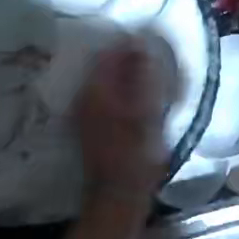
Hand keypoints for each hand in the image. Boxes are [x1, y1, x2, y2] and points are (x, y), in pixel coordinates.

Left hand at [72, 38, 169, 206]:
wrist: (117, 197)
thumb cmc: (137, 156)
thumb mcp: (148, 113)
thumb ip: (145, 76)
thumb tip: (143, 44)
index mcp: (95, 91)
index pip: (108, 51)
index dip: (130, 43)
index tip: (152, 41)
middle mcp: (83, 97)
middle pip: (104, 65)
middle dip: (128, 57)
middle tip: (154, 58)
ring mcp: (84, 112)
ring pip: (104, 80)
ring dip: (125, 74)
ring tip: (150, 75)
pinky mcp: (89, 125)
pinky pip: (104, 95)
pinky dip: (120, 90)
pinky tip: (138, 96)